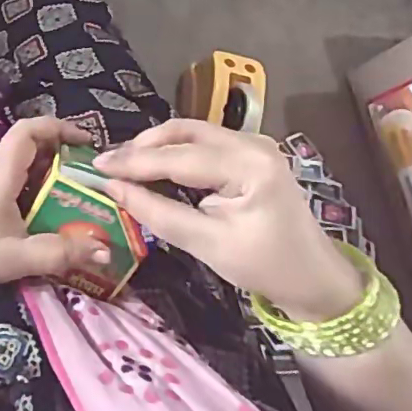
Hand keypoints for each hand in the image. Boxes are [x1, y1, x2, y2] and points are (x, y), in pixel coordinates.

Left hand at [0, 118, 113, 292]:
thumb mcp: (17, 256)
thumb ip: (60, 253)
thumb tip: (104, 251)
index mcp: (2, 171)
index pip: (29, 129)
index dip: (59, 127)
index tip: (86, 141)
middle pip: (30, 144)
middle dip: (62, 151)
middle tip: (90, 173)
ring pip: (23, 163)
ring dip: (50, 171)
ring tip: (78, 192)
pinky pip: (15, 180)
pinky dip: (36, 186)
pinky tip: (50, 210)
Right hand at [95, 120, 366, 320]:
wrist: (315, 278)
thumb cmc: (265, 266)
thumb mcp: (206, 244)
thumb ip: (157, 212)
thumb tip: (113, 189)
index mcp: (249, 165)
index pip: (178, 156)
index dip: (133, 161)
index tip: (96, 167)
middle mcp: (252, 143)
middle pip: (183, 132)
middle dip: (142, 147)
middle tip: (108, 165)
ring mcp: (253, 144)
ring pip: (190, 132)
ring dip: (156, 146)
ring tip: (124, 165)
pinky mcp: (250, 152)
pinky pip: (202, 142)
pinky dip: (173, 150)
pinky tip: (153, 166)